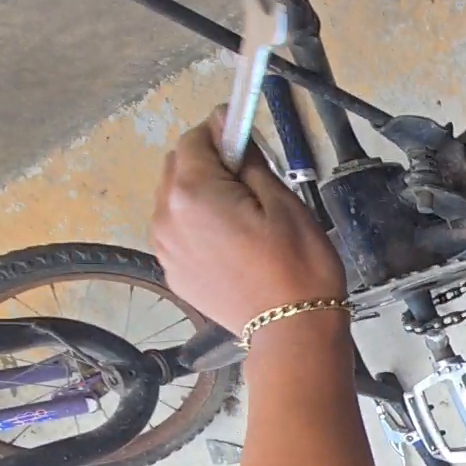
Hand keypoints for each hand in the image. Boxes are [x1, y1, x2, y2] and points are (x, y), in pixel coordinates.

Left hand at [151, 111, 345, 333]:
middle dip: (211, 166)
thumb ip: (252, 165)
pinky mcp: (175, 273)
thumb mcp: (288, 208)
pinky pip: (182, 236)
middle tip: (255, 186)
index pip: (195, 140)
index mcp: (193, 192)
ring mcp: (165, 247)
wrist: (293, 333)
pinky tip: (237, 250)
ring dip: (205, 200)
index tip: (247, 135)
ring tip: (248, 223)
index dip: (221, 132)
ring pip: (178, 203)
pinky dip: (203, 231)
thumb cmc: (301, 269)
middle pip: (179, 169)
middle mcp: (165, 215)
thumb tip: (233, 135)